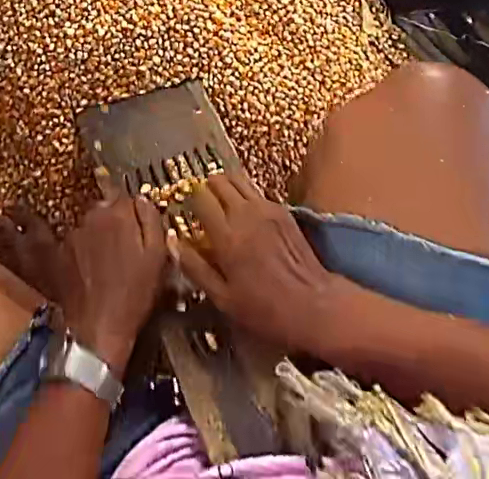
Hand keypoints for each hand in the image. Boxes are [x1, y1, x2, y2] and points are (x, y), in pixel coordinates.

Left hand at [57, 197, 166, 368]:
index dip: (137, 215)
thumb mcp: (156, 257)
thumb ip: (151, 220)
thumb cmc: (134, 295)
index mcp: (117, 214)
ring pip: (92, 225)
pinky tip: (94, 272)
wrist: (97, 328)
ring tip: (111, 264)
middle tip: (128, 250)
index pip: (129, 198)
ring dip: (101, 236)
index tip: (141, 232)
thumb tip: (143, 200)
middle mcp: (92, 216)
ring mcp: (73, 232)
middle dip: (118, 223)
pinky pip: (79, 242)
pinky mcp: (60, 251)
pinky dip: (86, 250)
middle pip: (108, 209)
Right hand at [173, 173, 342, 354]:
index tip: (185, 209)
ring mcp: (265, 208)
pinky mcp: (282, 210)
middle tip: (200, 202)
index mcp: (227, 235)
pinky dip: (243, 193)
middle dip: (205, 187)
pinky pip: (255, 190)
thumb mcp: (223, 298)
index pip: (199, 197)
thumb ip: (195, 267)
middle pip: (217, 181)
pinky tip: (243, 212)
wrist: (315, 306)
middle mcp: (244, 213)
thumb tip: (173, 242)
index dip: (189, 199)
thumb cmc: (265, 309)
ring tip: (220, 201)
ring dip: (224, 185)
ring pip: (237, 179)